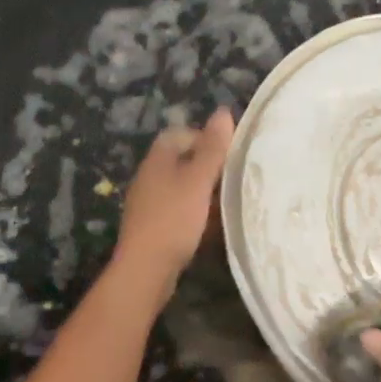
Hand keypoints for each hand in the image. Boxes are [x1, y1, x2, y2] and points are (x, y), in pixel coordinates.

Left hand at [114, 108, 234, 286]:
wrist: (145, 269)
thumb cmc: (173, 219)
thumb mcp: (198, 181)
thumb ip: (212, 149)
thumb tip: (223, 111)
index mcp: (157, 160)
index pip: (180, 135)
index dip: (205, 138)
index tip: (229, 153)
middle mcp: (149, 178)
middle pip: (182, 162)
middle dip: (208, 168)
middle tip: (235, 178)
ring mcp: (149, 204)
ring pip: (182, 189)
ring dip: (204, 193)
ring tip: (230, 202)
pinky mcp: (153, 228)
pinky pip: (179, 212)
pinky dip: (197, 215)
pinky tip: (213, 227)